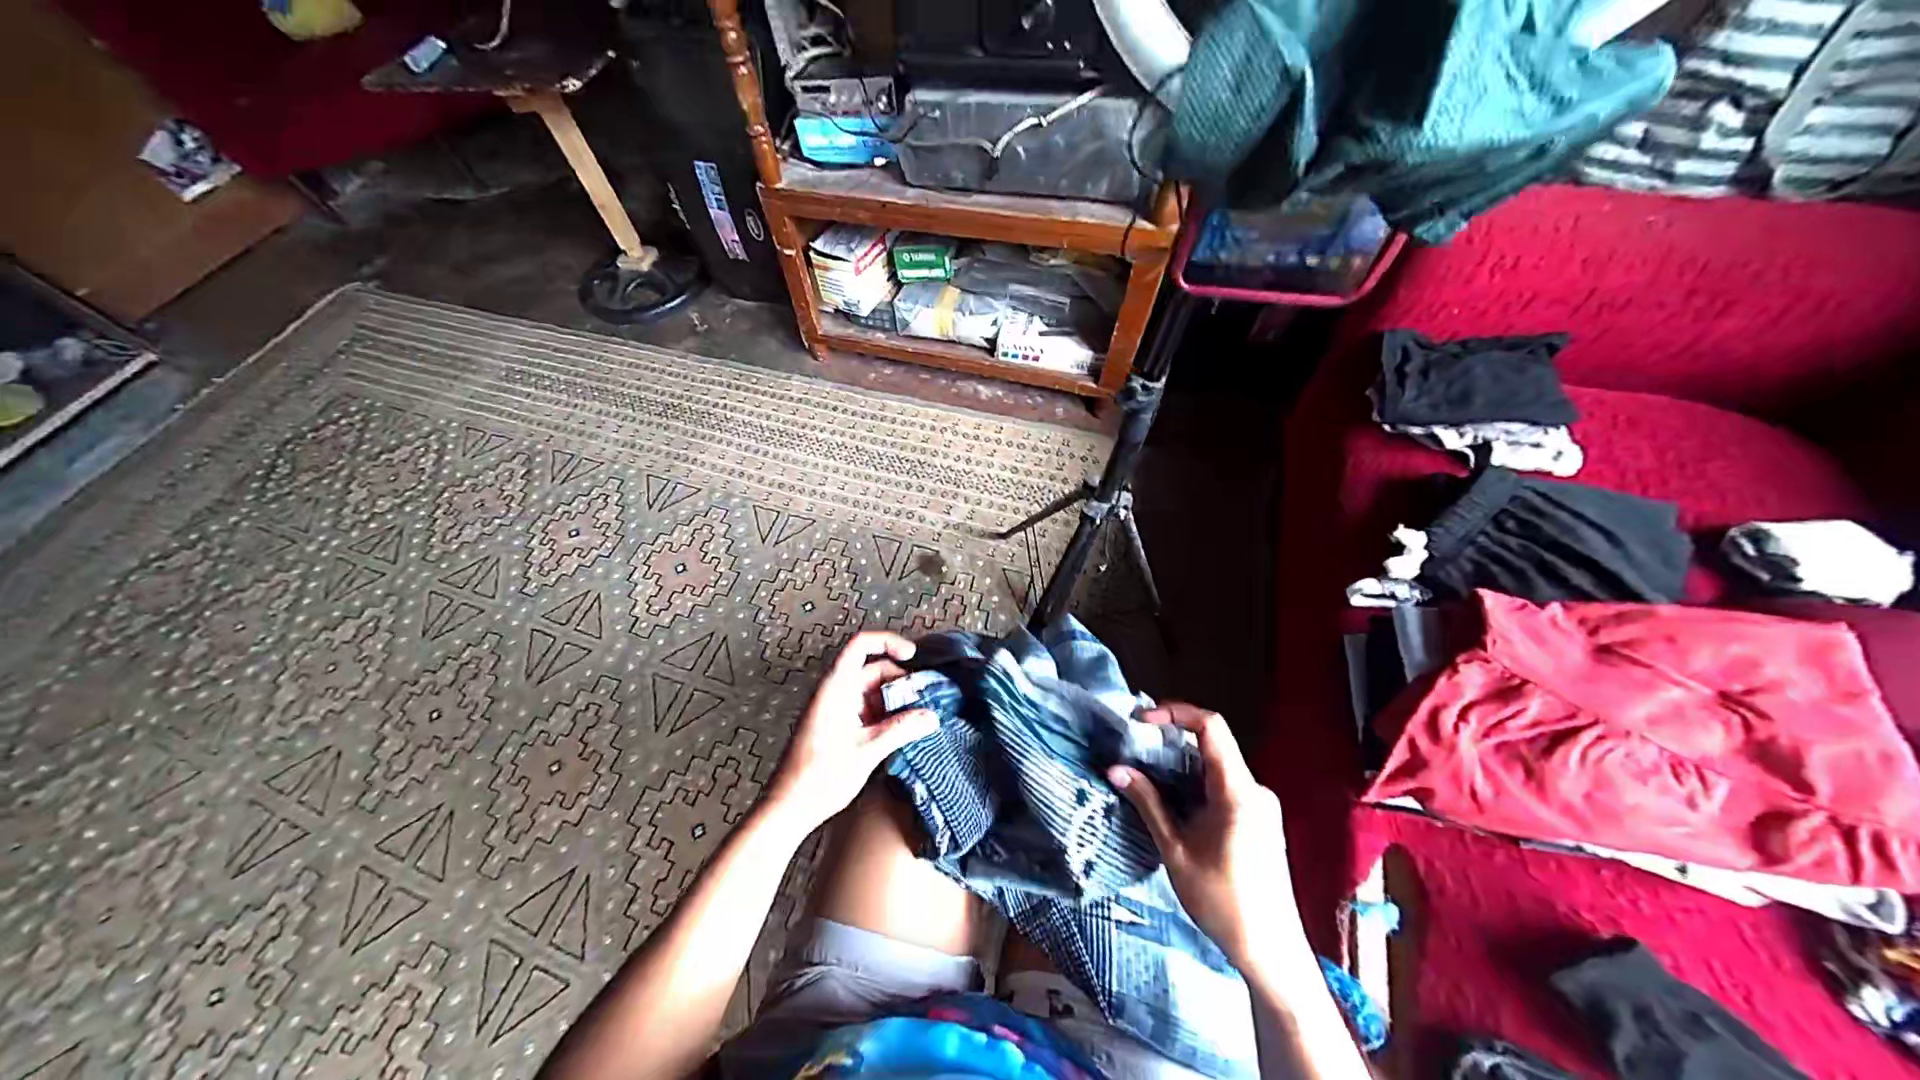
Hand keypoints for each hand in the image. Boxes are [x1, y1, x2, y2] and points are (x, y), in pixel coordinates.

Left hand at [763, 632, 939, 837]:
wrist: (789, 809)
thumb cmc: (817, 780)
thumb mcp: (868, 751)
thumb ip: (902, 730)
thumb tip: (930, 716)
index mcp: (835, 688)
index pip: (861, 645)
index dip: (888, 642)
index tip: (912, 655)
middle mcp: (833, 693)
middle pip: (872, 669)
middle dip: (900, 680)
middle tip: (923, 698)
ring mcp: (834, 709)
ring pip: (871, 691)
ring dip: (894, 700)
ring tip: (916, 717)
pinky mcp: (837, 726)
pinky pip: (866, 709)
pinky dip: (885, 714)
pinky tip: (900, 731)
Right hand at [1108, 703, 1302, 972]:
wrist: (1271, 951)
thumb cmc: (1221, 901)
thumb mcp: (1175, 849)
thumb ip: (1148, 803)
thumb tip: (1115, 768)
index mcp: (1239, 791)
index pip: (1211, 727)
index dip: (1175, 713)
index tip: (1141, 720)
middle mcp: (1255, 790)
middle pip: (1211, 746)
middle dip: (1168, 743)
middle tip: (1132, 751)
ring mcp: (1261, 805)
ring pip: (1214, 768)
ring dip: (1179, 767)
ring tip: (1144, 778)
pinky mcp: (1259, 820)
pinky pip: (1222, 787)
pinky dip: (1193, 785)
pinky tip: (1170, 804)